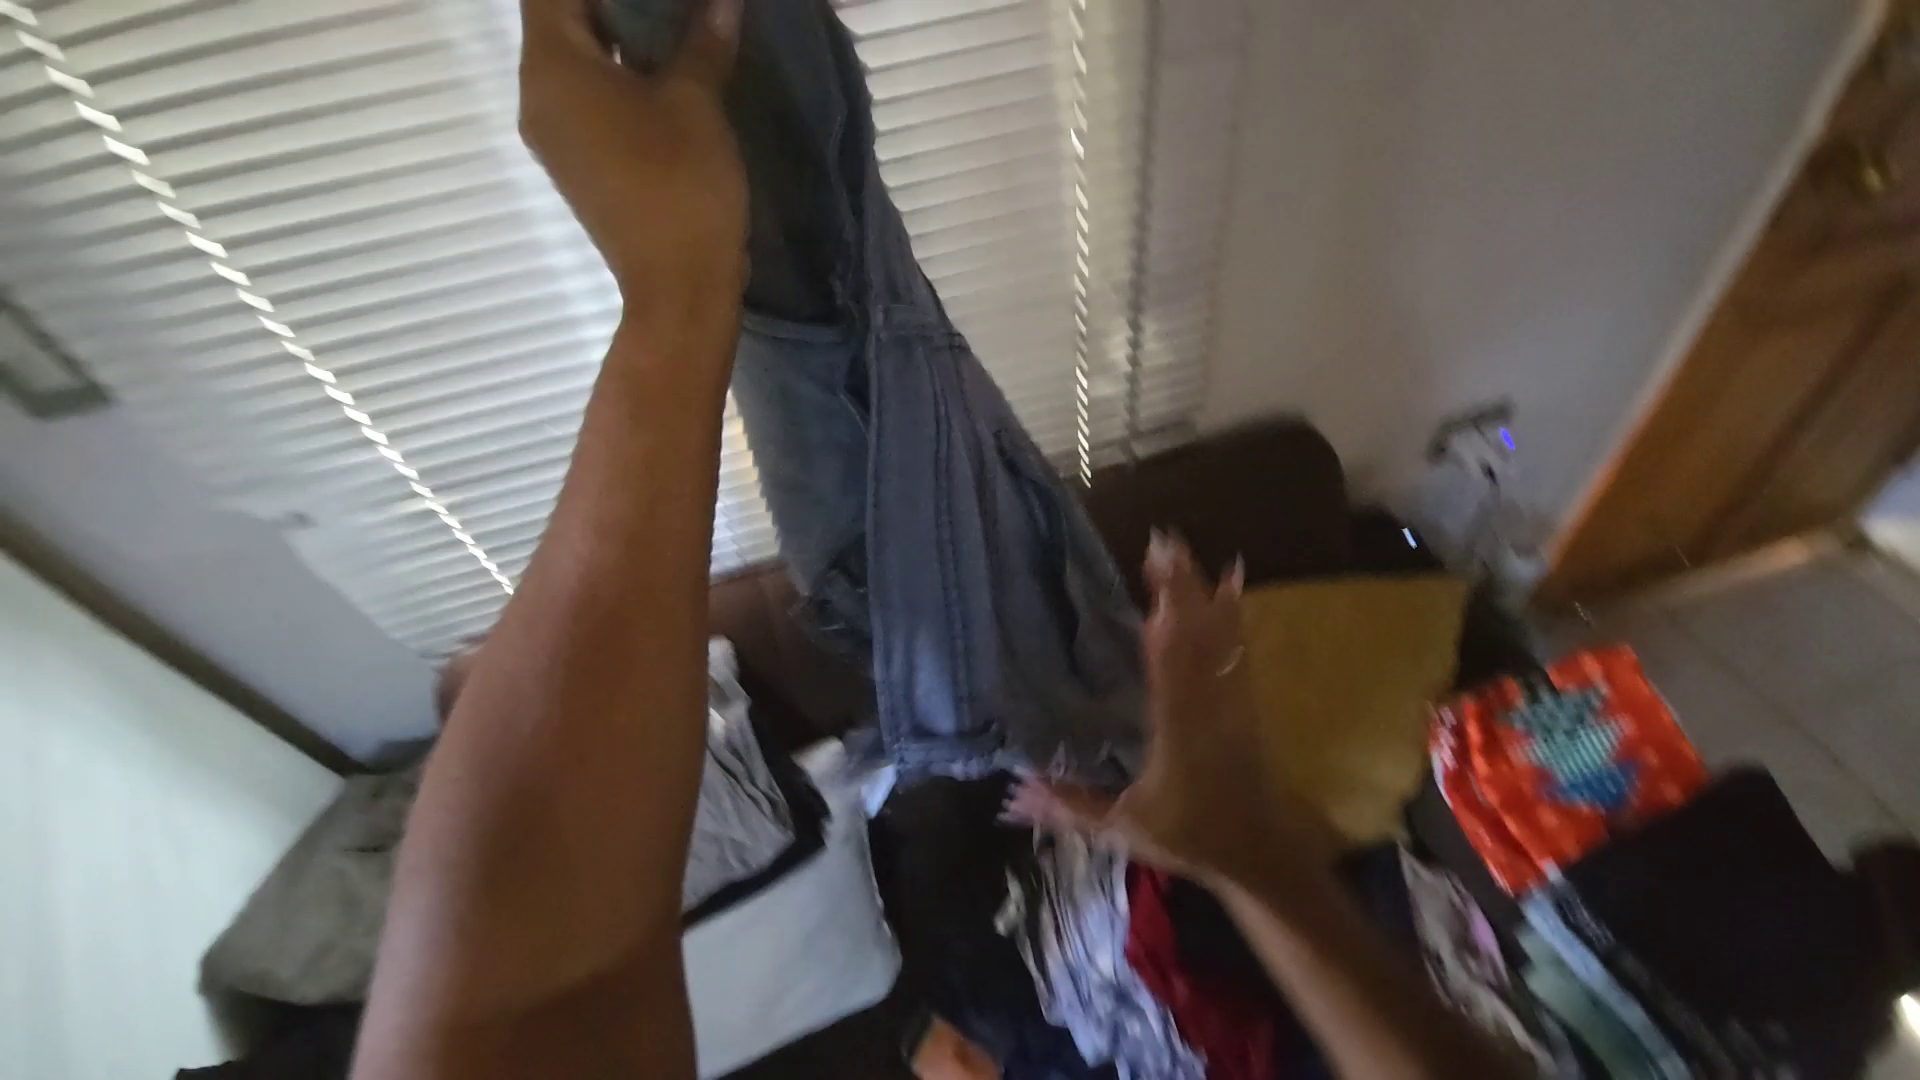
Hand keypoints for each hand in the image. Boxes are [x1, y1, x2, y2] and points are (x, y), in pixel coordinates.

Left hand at [518, 0, 746, 320]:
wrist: (679, 288)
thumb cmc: (682, 187)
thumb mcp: (697, 105)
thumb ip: (703, 43)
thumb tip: (724, 2)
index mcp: (552, 68)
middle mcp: (537, 99)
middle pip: (561, 24)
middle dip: (612, 6)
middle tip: (668, 7)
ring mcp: (555, 141)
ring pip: (576, 70)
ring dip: (617, 46)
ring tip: (672, 36)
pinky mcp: (580, 173)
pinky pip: (587, 109)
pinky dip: (617, 86)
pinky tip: (662, 87)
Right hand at [1004, 534, 1336, 891]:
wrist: (1261, 853)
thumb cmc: (1191, 836)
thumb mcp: (1124, 829)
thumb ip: (1069, 806)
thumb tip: (1012, 793)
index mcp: (1176, 729)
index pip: (1169, 664)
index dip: (1164, 618)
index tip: (1152, 577)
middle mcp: (1207, 704)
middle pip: (1196, 636)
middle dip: (1181, 586)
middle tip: (1162, 540)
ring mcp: (1231, 700)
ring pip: (1220, 635)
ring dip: (1203, 590)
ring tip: (1185, 551)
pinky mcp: (1244, 701)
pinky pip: (1237, 648)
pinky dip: (1233, 613)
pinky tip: (1231, 585)